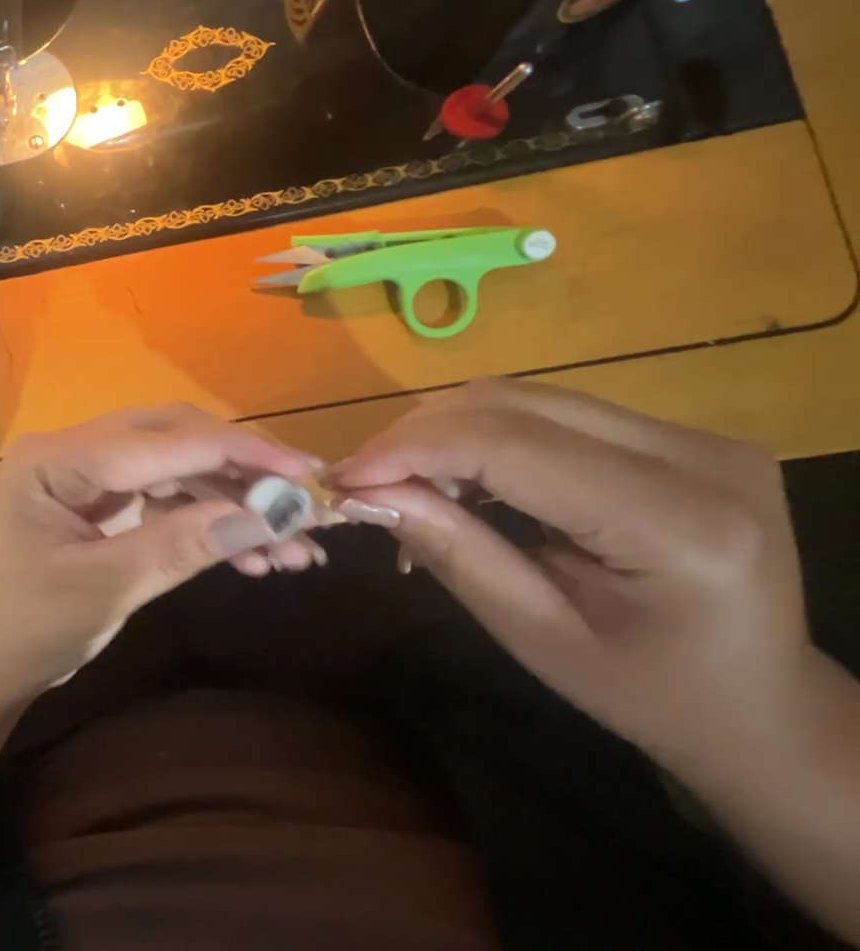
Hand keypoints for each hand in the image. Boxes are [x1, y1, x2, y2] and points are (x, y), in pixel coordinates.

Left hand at [0, 404, 315, 702]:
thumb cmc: (26, 628)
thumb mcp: (105, 588)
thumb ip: (181, 545)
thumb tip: (270, 516)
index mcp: (53, 460)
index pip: (158, 441)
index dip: (237, 453)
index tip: (308, 476)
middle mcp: (68, 452)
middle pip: (171, 438)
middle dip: (241, 469)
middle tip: (306, 502)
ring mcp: (82, 476)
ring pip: (174, 468)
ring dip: (231, 501)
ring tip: (294, 548)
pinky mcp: (97, 502)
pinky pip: (162, 497)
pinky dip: (206, 520)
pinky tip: (252, 555)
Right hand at [331, 377, 810, 763]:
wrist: (760, 704)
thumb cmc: (643, 689)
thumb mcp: (533, 632)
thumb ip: (453, 551)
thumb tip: (364, 492)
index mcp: (677, 521)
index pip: (511, 445)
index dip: (410, 450)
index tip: (340, 479)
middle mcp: (698, 455)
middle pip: (513, 403)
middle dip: (416, 434)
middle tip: (361, 482)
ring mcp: (693, 436)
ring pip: (523, 396)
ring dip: (442, 430)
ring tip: (403, 483)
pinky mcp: (675, 434)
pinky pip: (546, 410)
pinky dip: (479, 435)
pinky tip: (457, 477)